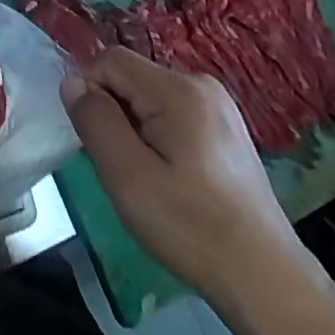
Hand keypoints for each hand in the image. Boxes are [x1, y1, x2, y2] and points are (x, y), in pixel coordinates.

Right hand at [64, 47, 292, 306]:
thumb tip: (71, 82)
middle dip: (112, 113)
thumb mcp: (127, 177)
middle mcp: (201, 84)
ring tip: (145, 177)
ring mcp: (218, 105)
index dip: (88, 92)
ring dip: (132, 128)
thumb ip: (96, 122)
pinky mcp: (225, 127)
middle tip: (120, 168)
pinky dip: (156, 136)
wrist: (263, 273)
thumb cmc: (189, 226)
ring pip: (149, 97)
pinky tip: (168, 177)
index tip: (92, 142)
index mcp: (178, 90)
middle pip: (131, 77)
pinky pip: (172, 114)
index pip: (110, 60)